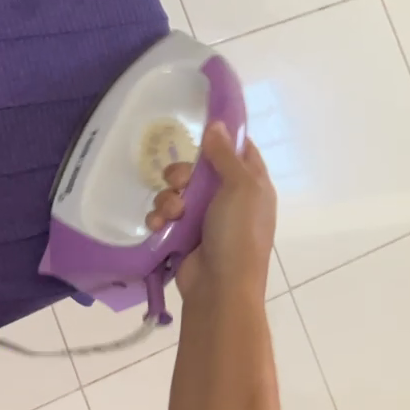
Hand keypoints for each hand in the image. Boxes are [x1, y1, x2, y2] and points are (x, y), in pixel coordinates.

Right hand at [145, 122, 275, 301]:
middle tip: (178, 183)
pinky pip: (163, 215)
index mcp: (251, 184)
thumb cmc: (239, 234)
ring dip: (167, 200)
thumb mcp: (241, 188)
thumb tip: (217, 124)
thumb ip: (226, 156)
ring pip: (175, 192)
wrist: (220, 285)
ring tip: (170, 215)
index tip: (201, 130)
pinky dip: (158, 219)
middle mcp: (228, 198)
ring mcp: (204, 217)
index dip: (221, 139)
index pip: (238, 151)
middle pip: (198, 170)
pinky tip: (158, 227)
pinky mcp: (182, 234)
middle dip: (181, 175)